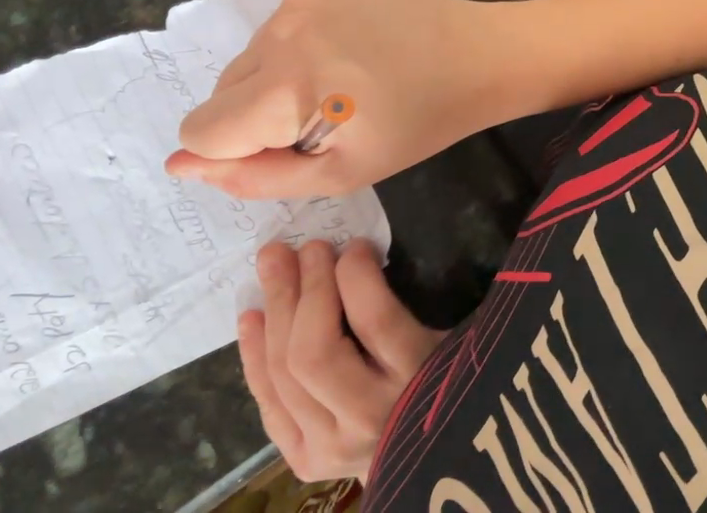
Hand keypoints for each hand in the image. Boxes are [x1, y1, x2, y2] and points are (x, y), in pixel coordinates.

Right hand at [168, 0, 497, 197]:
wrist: (479, 55)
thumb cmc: (418, 124)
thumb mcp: (342, 172)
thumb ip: (254, 176)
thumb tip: (180, 164)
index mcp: (286, 88)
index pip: (201, 129)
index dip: (238, 148)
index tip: (293, 143)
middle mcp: (282, 33)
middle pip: (223, 90)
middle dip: (260, 113)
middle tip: (330, 115)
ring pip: (253, 55)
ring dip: (281, 77)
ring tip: (347, 81)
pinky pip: (284, 23)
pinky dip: (305, 42)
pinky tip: (354, 49)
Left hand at [240, 239, 442, 482]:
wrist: (436, 461)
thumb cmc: (454, 379)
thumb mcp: (454, 337)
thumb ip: (421, 301)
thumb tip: (369, 247)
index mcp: (422, 378)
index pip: (374, 322)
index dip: (355, 276)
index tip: (355, 245)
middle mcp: (372, 417)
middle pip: (314, 350)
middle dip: (304, 288)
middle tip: (305, 247)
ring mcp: (331, 447)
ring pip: (284, 373)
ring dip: (276, 310)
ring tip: (274, 264)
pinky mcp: (305, 462)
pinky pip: (269, 402)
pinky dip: (255, 355)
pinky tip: (252, 315)